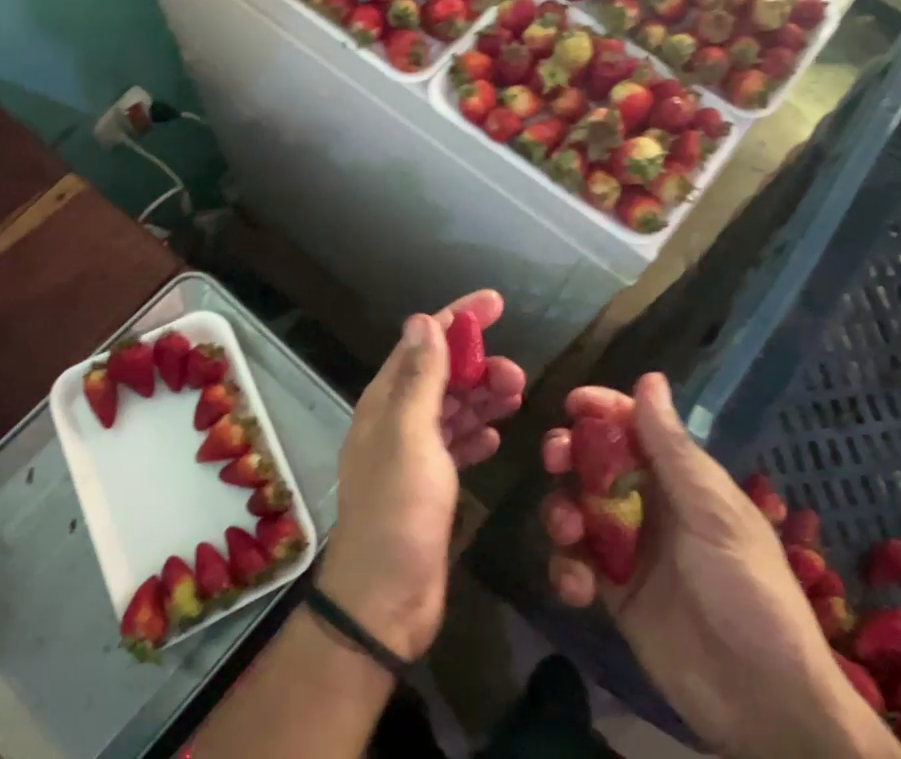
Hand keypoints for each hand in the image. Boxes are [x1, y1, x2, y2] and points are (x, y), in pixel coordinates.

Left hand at [320, 291, 524, 660]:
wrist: (385, 598)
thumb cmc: (398, 511)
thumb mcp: (410, 437)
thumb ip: (419, 380)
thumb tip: (423, 321)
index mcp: (383, 404)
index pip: (421, 343)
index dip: (457, 319)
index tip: (496, 302)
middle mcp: (393, 423)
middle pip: (439, 375)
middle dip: (477, 364)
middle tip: (518, 374)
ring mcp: (411, 456)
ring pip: (451, 409)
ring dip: (482, 397)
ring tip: (518, 395)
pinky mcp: (428, 486)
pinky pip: (455, 445)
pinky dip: (475, 433)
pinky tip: (496, 435)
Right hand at [540, 374, 900, 758]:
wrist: (762, 698)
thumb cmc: (748, 592)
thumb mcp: (714, 514)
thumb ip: (671, 450)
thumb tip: (649, 378)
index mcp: (685, 482)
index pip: (638, 429)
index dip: (605, 410)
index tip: (573, 404)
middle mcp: (653, 508)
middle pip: (596, 465)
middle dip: (570, 455)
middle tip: (556, 459)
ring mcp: (630, 552)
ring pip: (577, 511)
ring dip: (562, 512)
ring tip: (568, 532)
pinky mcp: (613, 594)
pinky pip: (575, 565)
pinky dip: (566, 569)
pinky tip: (577, 587)